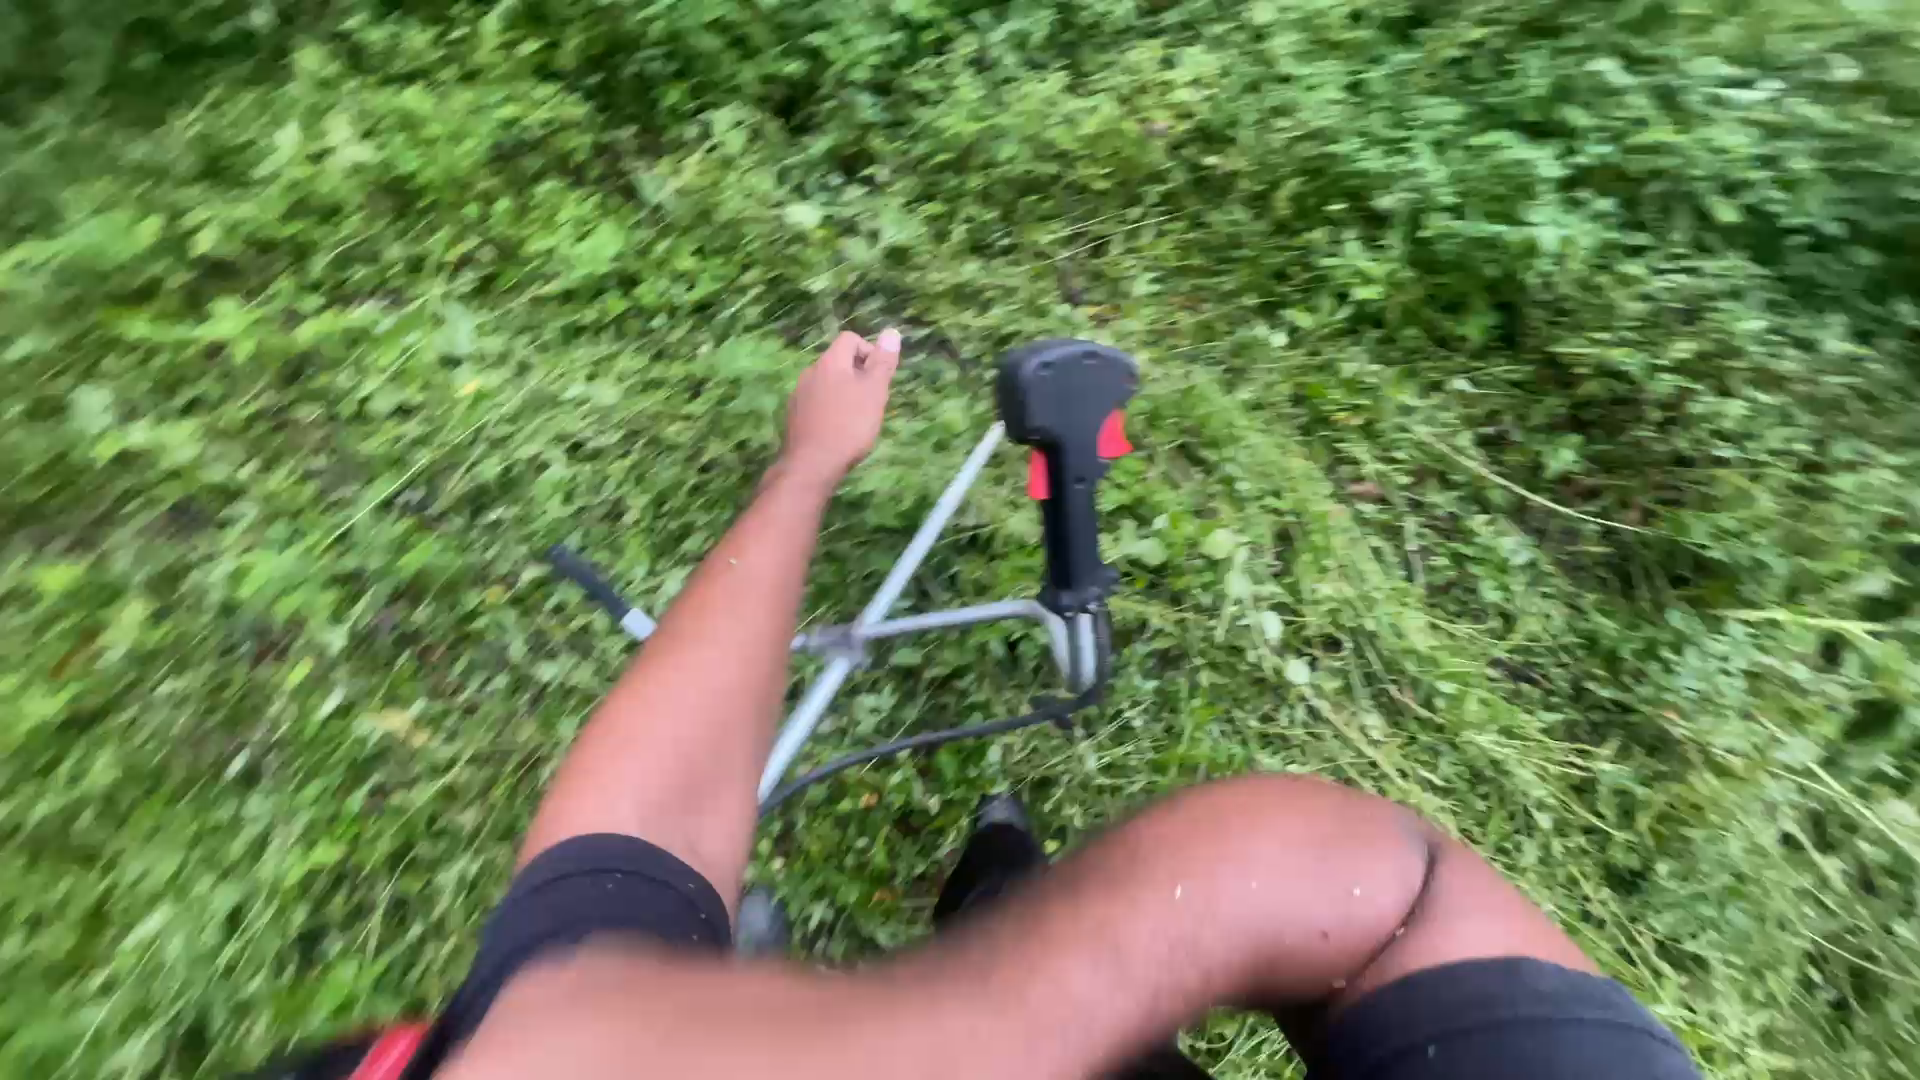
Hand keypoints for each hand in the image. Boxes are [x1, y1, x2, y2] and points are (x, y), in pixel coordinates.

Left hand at [778, 328, 900, 488]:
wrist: (812, 464)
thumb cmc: (849, 425)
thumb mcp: (874, 392)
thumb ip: (883, 363)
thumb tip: (892, 332)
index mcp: (830, 362)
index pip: (850, 339)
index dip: (869, 352)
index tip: (879, 377)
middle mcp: (810, 372)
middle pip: (837, 362)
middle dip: (858, 375)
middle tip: (872, 401)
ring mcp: (798, 395)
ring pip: (826, 384)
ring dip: (843, 393)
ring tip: (856, 418)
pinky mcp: (794, 417)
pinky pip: (816, 403)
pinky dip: (829, 409)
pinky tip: (837, 430)